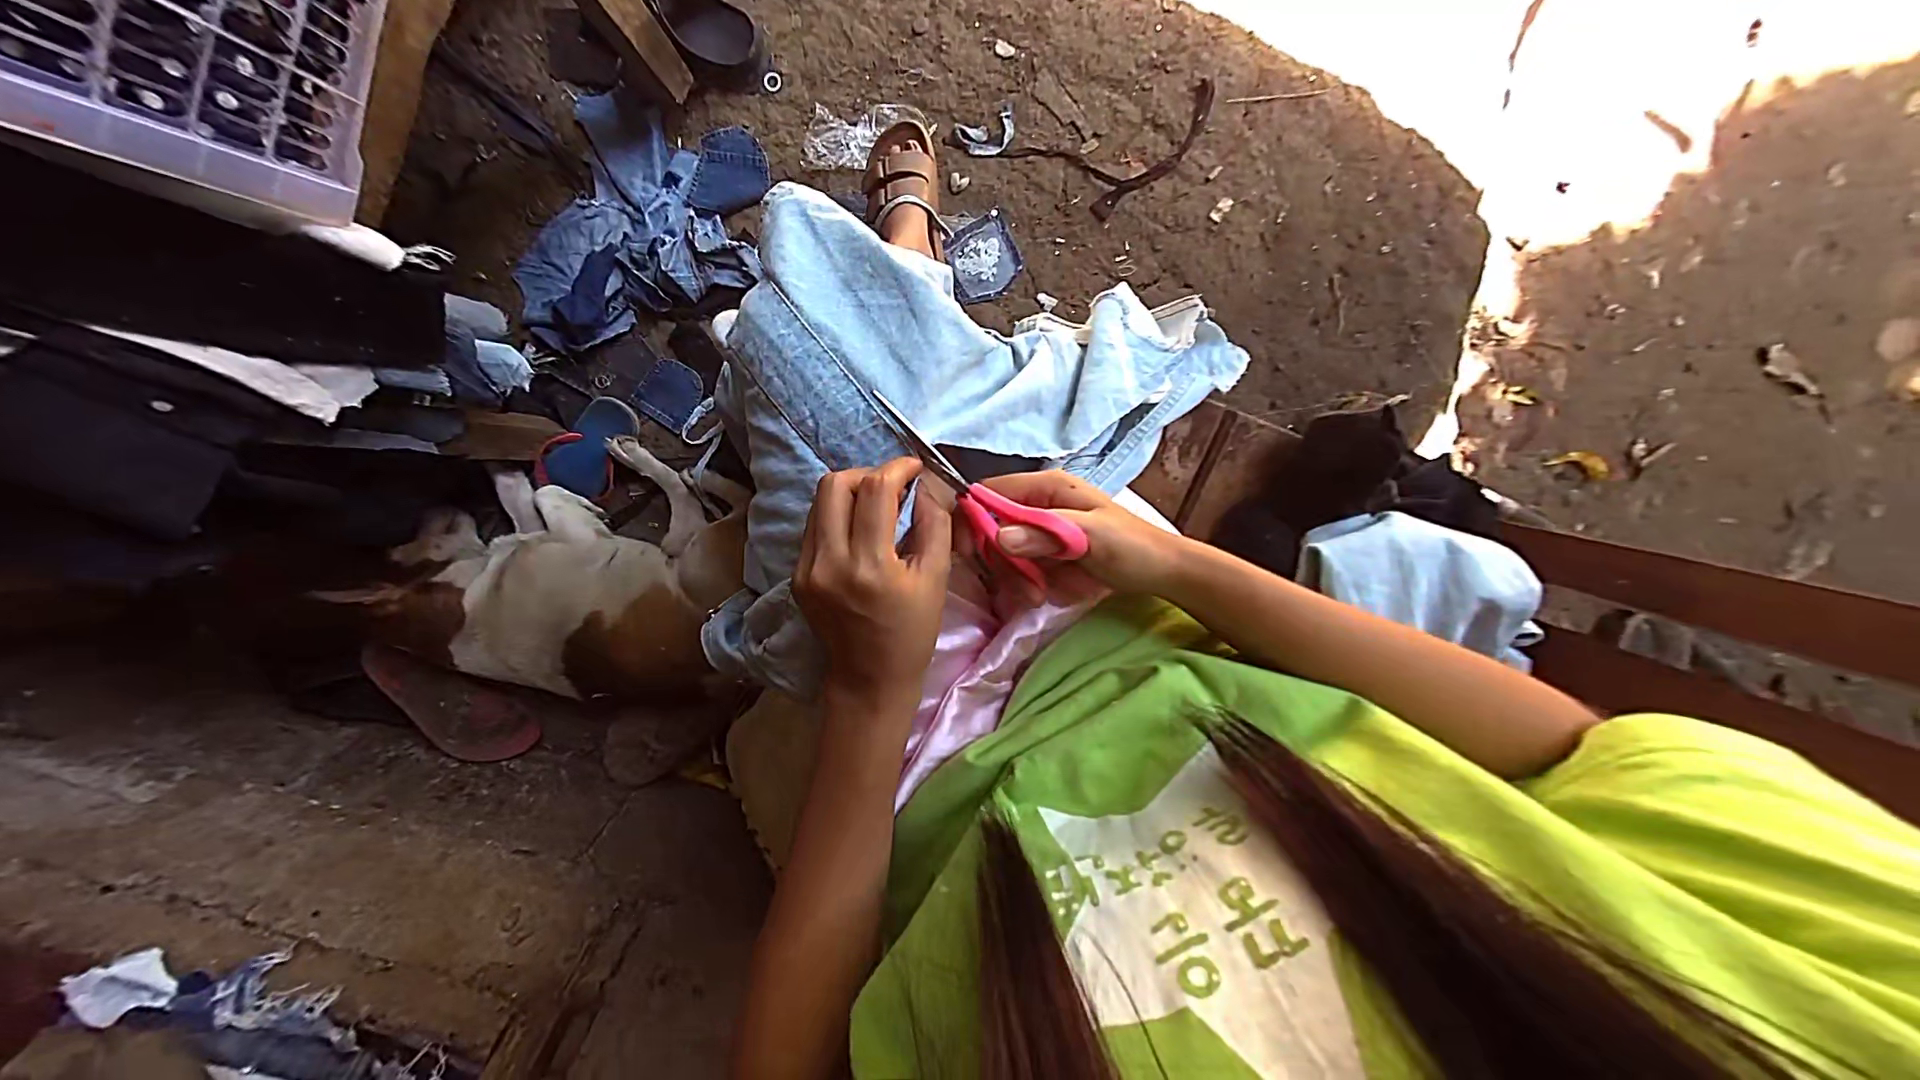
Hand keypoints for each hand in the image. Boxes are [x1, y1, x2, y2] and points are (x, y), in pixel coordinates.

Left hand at [794, 458, 953, 707]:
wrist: (869, 679)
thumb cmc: (911, 633)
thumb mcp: (936, 579)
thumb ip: (934, 525)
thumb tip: (926, 487)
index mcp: (870, 566)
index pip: (875, 489)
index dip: (898, 468)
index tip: (915, 469)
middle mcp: (829, 562)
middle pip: (835, 484)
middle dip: (868, 475)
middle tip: (892, 488)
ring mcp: (806, 569)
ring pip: (819, 502)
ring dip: (850, 493)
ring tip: (876, 507)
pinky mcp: (796, 576)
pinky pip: (814, 527)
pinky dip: (838, 517)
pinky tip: (858, 532)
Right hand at [978, 471, 1187, 598]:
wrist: (1163, 573)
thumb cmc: (1133, 547)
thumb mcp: (1091, 537)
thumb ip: (1046, 533)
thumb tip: (1000, 536)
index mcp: (1047, 488)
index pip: (988, 492)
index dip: (973, 519)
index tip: (973, 553)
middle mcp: (1039, 505)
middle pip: (992, 528)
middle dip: (1002, 561)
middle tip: (1025, 588)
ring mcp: (1042, 531)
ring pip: (1004, 554)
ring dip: (1016, 578)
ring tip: (1040, 596)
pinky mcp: (1047, 554)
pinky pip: (1021, 570)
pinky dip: (1028, 585)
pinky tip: (1049, 594)